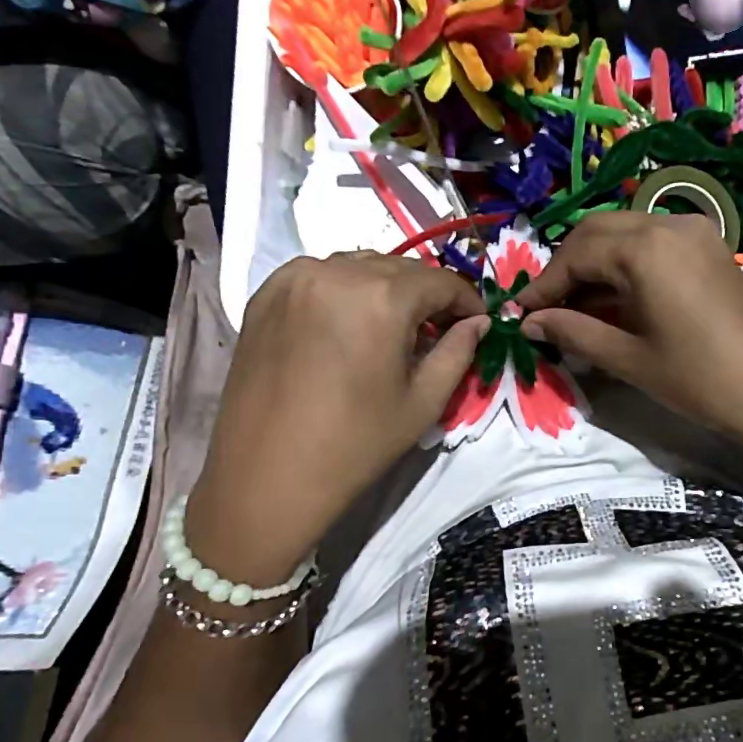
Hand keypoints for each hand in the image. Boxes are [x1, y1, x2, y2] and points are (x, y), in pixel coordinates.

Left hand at [186, 253, 487, 585]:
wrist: (267, 475)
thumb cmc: (356, 443)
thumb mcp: (423, 401)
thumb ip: (457, 351)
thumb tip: (477, 323)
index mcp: (381, 298)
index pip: (441, 280)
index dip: (467, 301)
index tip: (478, 323)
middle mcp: (336, 272)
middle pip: (400, 267)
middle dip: (429, 294)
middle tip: (441, 328)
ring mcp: (294, 278)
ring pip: (359, 266)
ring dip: (388, 287)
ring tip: (396, 326)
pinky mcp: (264, 294)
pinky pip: (321, 275)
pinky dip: (347, 289)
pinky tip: (352, 323)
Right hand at [515, 211, 742, 463]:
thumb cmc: (699, 380)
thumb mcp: (629, 358)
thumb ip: (573, 331)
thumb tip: (530, 322)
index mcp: (646, 247)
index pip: (576, 253)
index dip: (544, 285)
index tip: (521, 314)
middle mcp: (669, 223)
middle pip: (598, 232)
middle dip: (567, 267)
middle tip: (549, 309)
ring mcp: (695, 232)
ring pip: (626, 233)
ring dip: (596, 263)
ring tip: (578, 309)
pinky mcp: (711, 247)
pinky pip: (654, 243)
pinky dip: (627, 263)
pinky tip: (617, 299)